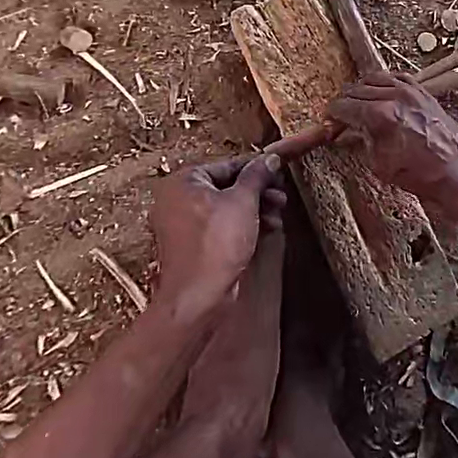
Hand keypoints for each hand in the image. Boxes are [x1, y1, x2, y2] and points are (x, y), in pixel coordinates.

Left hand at [150, 155, 285, 309]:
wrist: (198, 297)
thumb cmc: (214, 246)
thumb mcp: (243, 202)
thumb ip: (256, 176)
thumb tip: (268, 160)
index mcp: (184, 182)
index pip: (227, 165)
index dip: (256, 169)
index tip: (276, 171)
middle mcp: (178, 200)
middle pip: (226, 186)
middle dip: (257, 192)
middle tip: (280, 196)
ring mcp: (183, 224)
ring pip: (225, 208)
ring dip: (254, 209)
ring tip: (277, 214)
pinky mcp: (192, 245)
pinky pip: (220, 226)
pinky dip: (241, 225)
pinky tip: (265, 229)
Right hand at [326, 72, 457, 208]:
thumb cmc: (424, 174)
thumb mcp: (380, 164)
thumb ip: (360, 141)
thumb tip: (346, 134)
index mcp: (380, 115)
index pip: (344, 106)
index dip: (332, 115)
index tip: (328, 121)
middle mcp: (395, 97)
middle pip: (355, 90)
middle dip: (344, 103)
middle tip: (339, 116)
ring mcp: (411, 92)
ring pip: (374, 79)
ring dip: (361, 90)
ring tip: (356, 103)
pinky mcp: (423, 93)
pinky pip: (396, 77)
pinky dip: (383, 83)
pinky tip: (379, 92)